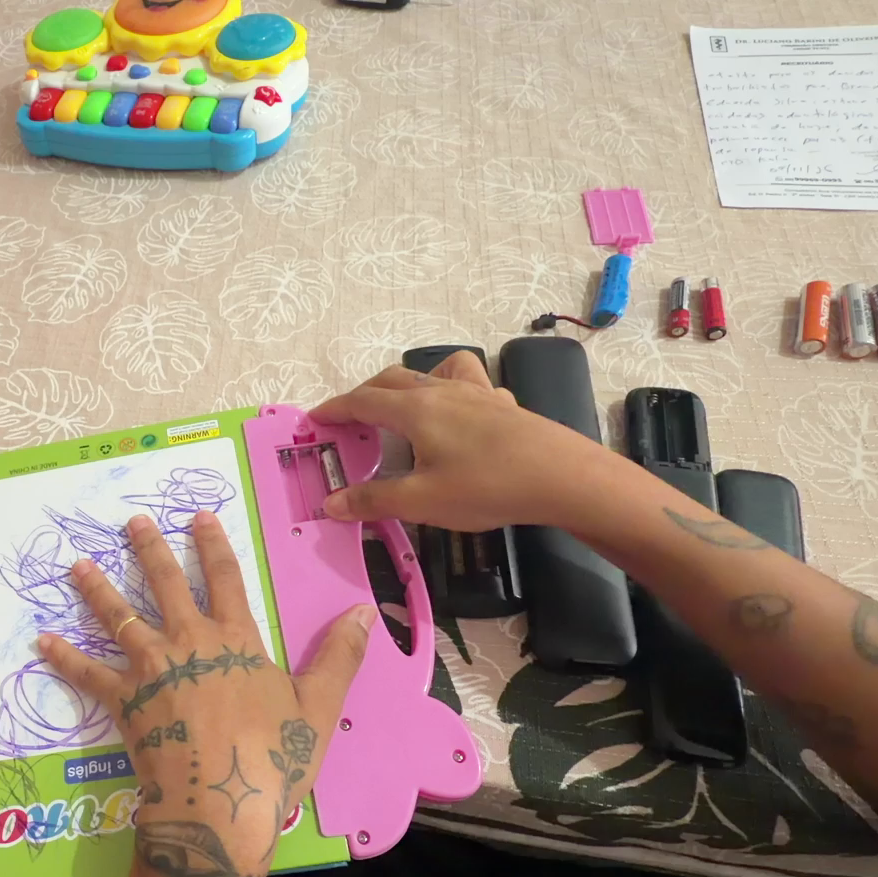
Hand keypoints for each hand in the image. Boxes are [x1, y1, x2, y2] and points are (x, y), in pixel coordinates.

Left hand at [39, 509, 373, 872]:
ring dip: (98, 589)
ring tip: (77, 565)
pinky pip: (87, 674)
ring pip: (120, 617)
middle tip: (131, 521)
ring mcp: (152, 669)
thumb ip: (339, 655)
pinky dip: (64, 657)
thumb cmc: (273, 758)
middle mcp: (189, 641)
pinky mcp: (124, 701)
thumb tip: (366, 610)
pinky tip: (41, 640)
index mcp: (234, 638)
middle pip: (164, 583)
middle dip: (148, 549)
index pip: (224, 577)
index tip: (197, 516)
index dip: (212, 543)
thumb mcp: (318, 706)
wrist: (221, 807)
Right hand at [308, 349, 613, 530]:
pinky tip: (457, 410)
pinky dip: (449, 386)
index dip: (334, 409)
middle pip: (391, 381)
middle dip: (362, 395)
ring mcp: (476, 393)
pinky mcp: (502, 403)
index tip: (314, 419)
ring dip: (405, 383)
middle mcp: (442, 391)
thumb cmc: (486, 487)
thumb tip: (330, 503)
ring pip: (430, 373)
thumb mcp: (421, 501)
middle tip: (348, 417)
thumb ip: (372, 500)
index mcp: (415, 410)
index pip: (362, 401)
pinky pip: (467, 381)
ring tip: (400, 403)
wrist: (563, 477)